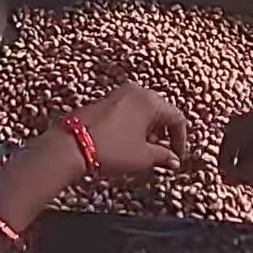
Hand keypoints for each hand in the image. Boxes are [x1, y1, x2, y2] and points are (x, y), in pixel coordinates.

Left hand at [70, 83, 188, 175]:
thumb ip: (163, 156)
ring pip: (144, 111)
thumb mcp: (143, 157)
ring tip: (143, 151)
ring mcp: (119, 94)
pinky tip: (127, 143)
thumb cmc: (111, 149)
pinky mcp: (105, 100)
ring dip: (148, 130)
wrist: (71, 145)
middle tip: (162, 155)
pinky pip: (128, 110)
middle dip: (163, 135)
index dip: (180, 140)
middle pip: (161, 112)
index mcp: (151, 101)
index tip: (177, 157)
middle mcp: (136, 91)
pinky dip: (134, 125)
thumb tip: (173, 160)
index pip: (177, 118)